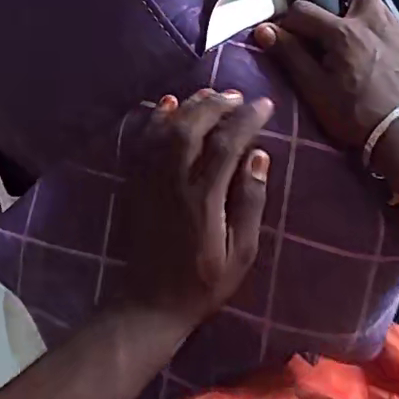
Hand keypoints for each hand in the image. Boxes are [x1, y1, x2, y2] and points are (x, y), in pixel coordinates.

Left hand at [119, 89, 272, 324]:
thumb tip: (259, 156)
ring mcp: (149, 178)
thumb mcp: (240, 254)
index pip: (227, 145)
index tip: (264, 105)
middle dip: (217, 104)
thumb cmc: (202, 282)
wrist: (147, 304)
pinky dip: (157, 117)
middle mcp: (173, 180)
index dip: (247, 120)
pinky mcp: (133, 180)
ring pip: (168, 127)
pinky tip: (170, 103)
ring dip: (190, 105)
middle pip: (193, 127)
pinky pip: (144, 139)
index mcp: (203, 199)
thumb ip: (250, 203)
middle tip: (237, 96)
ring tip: (212, 94)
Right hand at [251, 0, 398, 151]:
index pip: (305, 9)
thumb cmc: (354, 114)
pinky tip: (369, 47)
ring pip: (377, 1)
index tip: (284, 34)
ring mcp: (396, 31)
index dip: (288, 19)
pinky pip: (390, 21)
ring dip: (359, 6)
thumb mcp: (314, 88)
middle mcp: (372, 20)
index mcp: (343, 31)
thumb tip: (264, 29)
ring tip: (347, 30)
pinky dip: (375, 24)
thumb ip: (290, 55)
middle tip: (327, 9)